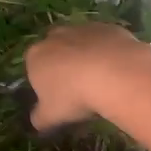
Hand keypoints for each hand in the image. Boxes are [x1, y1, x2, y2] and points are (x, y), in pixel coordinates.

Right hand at [23, 23, 150, 129]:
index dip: (44, 81)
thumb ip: (40, 119)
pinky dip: (108, 52)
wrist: (115, 74)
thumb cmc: (74, 96)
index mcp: (35, 56)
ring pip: (80, 42)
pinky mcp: (108, 28)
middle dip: (63, 63)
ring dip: (86, 56)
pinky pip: (104, 41)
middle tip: (78, 86)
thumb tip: (37, 122)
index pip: (33, 67)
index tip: (57, 97)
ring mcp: (82, 29)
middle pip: (55, 50)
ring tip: (101, 79)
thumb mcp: (51, 116)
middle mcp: (55, 37)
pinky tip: (117, 70)